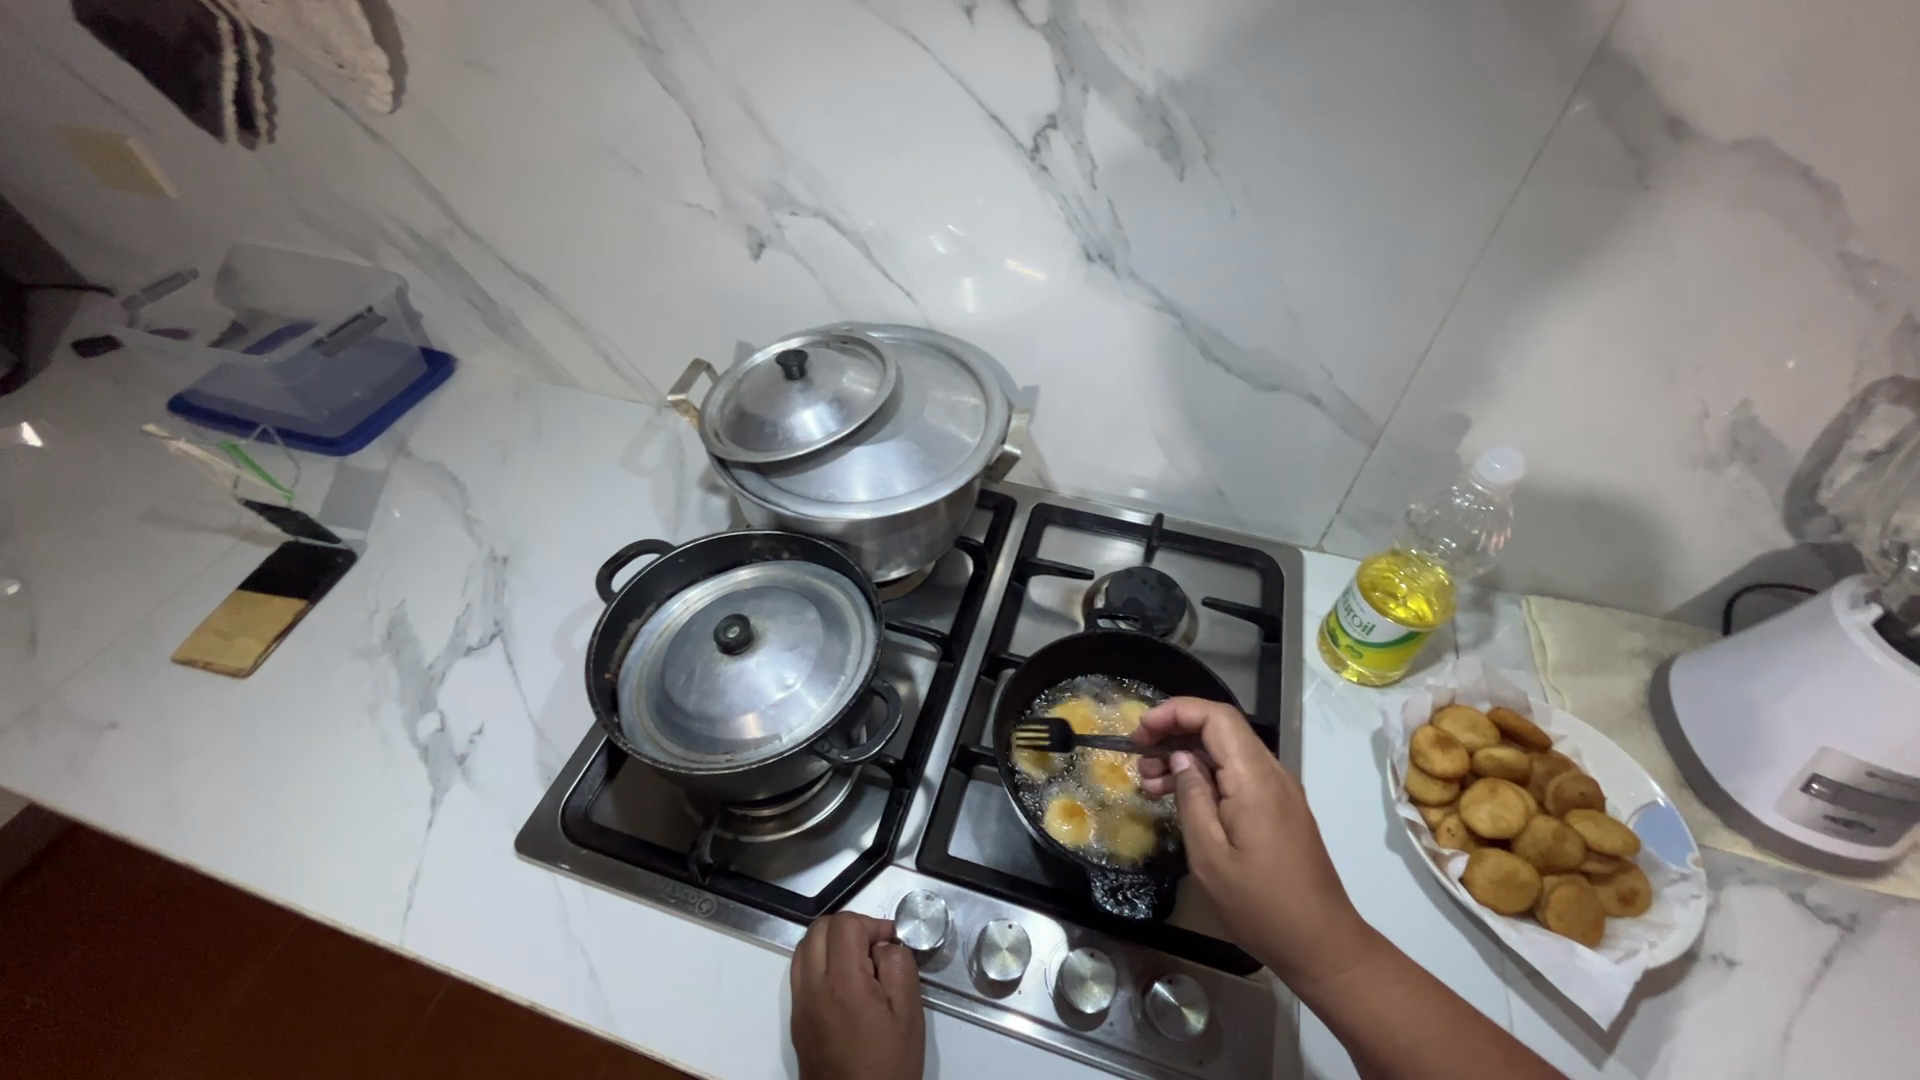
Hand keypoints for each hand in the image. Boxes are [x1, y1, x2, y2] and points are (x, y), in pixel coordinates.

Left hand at [790, 912, 924, 1079]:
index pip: (845, 924)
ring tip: (858, 963)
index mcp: (843, 983)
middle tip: (874, 949)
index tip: (890, 943)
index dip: (872, 924)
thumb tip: (884, 945)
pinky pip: (800, 971)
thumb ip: (899, 966)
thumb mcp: (909, 1013)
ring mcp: (800, 1003)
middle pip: (819, 928)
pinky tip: (843, 981)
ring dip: (830, 942)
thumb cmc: (888, 1066)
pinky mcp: (797, 1018)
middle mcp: (813, 988)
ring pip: (804, 946)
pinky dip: (819, 962)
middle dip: (849, 928)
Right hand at [1135, 698, 1376, 989]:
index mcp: (1254, 778)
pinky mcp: (1278, 808)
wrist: (1321, 944)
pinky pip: (1237, 774)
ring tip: (1150, 783)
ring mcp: (1278, 791)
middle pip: (1220, 729)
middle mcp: (1271, 773)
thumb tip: (1181, 757)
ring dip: (1186, 756)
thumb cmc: (1260, 904)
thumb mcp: (1209, 855)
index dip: (1174, 711)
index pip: (1215, 716)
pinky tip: (1178, 798)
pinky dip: (1204, 776)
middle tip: (1138, 760)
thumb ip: (1192, 797)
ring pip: (1226, 751)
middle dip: (1174, 733)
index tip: (1140, 732)